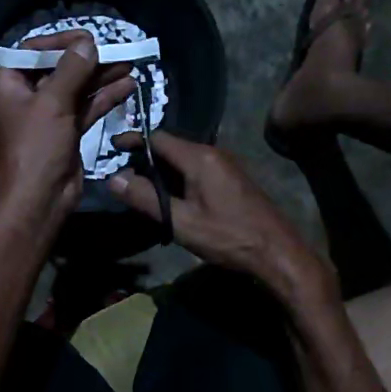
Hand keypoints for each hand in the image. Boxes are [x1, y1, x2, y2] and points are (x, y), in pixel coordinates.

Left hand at [0, 31, 136, 216]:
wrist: (39, 198)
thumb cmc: (36, 146)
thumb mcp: (52, 102)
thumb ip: (72, 69)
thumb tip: (87, 42)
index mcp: (7, 84)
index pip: (33, 52)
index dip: (61, 42)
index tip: (89, 37)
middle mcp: (24, 96)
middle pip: (58, 69)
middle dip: (88, 60)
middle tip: (118, 49)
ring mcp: (46, 115)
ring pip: (76, 88)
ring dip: (101, 77)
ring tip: (131, 63)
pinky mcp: (64, 132)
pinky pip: (85, 108)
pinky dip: (104, 97)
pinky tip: (128, 85)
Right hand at [108, 132, 336, 297]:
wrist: (278, 253)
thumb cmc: (228, 236)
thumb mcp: (181, 221)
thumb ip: (145, 198)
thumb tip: (113, 179)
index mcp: (200, 157)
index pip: (157, 137)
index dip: (132, 142)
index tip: (112, 151)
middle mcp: (213, 153)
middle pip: (170, 147)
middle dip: (144, 159)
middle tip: (122, 178)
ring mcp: (225, 166)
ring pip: (182, 160)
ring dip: (160, 171)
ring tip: (140, 191)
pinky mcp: (231, 180)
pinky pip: (196, 170)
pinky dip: (177, 179)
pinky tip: (169, 200)